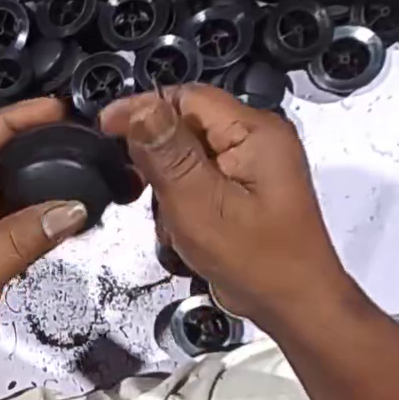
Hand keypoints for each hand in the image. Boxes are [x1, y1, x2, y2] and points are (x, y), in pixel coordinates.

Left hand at [0, 98, 89, 370]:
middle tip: (74, 132)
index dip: (13, 118)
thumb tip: (70, 209)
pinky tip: (67, 204)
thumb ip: (24, 237)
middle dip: (35, 142)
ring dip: (43, 176)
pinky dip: (44, 209)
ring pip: (14, 184)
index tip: (51, 109)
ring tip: (78, 161)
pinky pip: (23, 213)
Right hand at [98, 85, 357, 325]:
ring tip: (173, 221)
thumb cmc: (260, 260)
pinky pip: (197, 180)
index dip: (141, 110)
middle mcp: (256, 142)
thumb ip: (168, 155)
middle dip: (155, 158)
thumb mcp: (200, 204)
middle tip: (140, 188)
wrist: (292, 303)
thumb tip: (140, 110)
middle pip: (184, 125)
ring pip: (186, 156)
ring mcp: (250, 167)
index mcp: (253, 133)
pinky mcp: (242, 190)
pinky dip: (180, 202)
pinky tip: (184, 228)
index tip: (106, 127)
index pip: (185, 97)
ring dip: (167, 187)